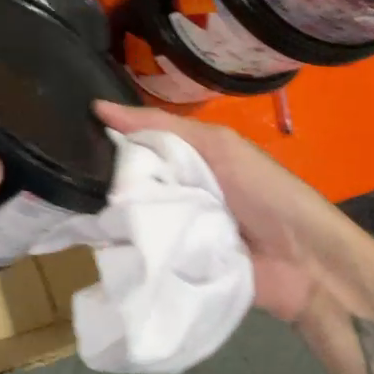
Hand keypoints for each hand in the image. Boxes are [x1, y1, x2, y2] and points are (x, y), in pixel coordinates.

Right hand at [94, 100, 349, 323]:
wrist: (308, 266)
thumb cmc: (266, 192)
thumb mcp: (217, 145)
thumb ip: (161, 124)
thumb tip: (96, 106)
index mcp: (182, 158)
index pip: (130, 142)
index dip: (102, 135)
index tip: (69, 128)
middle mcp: (170, 189)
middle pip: (123, 177)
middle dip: (99, 173)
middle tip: (65, 167)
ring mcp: (169, 227)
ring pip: (125, 211)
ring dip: (107, 208)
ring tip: (73, 199)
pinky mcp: (169, 261)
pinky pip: (135, 247)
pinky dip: (120, 241)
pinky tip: (91, 232)